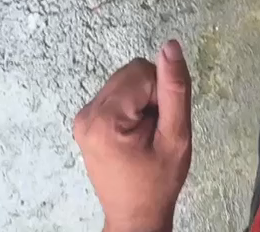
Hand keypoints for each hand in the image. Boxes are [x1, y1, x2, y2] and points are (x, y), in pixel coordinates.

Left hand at [72, 40, 192, 231]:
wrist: (136, 217)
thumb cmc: (158, 182)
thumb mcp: (176, 137)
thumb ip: (175, 89)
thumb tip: (170, 45)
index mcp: (104, 119)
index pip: (143, 72)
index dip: (162, 93)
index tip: (161, 124)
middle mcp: (86, 113)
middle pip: (132, 72)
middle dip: (151, 94)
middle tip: (156, 129)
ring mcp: (83, 117)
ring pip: (126, 79)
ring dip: (143, 99)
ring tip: (146, 133)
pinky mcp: (86, 120)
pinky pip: (117, 91)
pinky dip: (132, 105)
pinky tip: (135, 132)